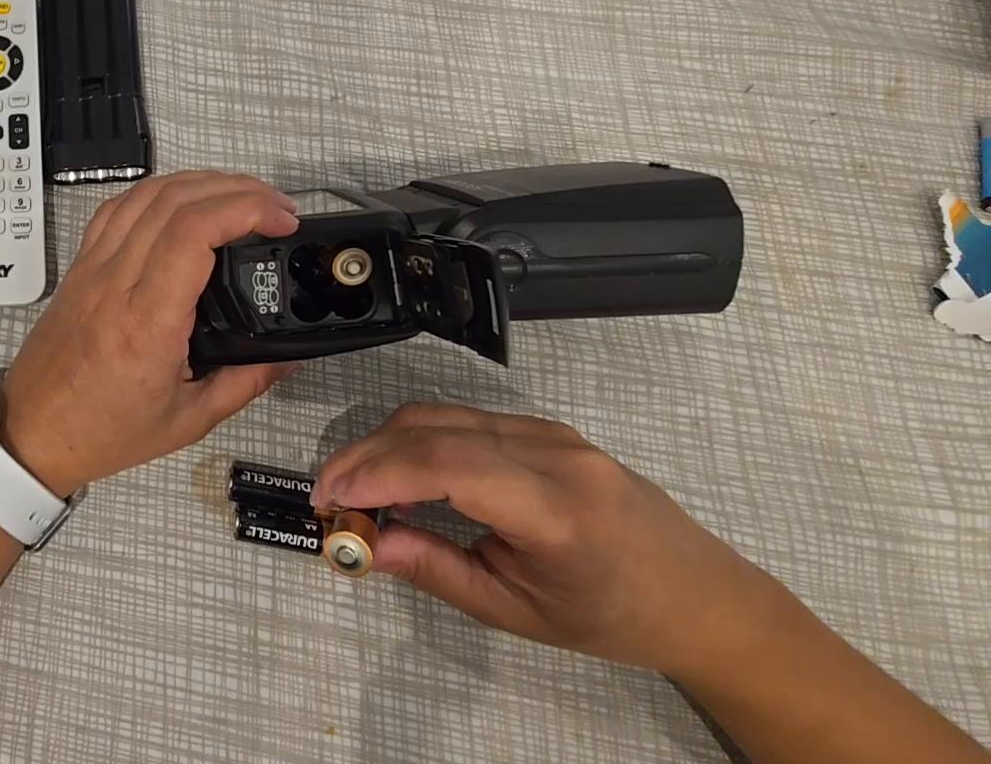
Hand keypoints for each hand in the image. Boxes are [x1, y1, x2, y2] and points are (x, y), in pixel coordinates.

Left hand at [0, 171, 300, 497]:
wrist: (35, 431)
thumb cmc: (102, 431)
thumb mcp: (189, 419)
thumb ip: (246, 382)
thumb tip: (289, 354)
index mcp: (147, 322)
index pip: (192, 232)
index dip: (245, 209)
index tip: (281, 219)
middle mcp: (115, 283)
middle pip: (175, 200)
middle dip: (236, 188)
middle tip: (275, 207)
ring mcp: (92, 269)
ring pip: (144, 194)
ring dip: (199, 182)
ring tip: (239, 198)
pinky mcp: (79, 268)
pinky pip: (115, 209)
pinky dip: (156, 193)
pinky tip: (182, 202)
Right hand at [312, 402, 785, 678]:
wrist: (705, 597)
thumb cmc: (613, 616)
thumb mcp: (518, 612)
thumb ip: (436, 570)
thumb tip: (365, 546)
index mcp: (557, 509)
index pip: (447, 465)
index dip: (376, 473)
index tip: (330, 501)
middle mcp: (553, 453)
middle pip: (431, 429)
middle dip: (364, 457)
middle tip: (327, 497)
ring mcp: (549, 431)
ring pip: (438, 416)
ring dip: (383, 445)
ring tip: (356, 488)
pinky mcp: (542, 427)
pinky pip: (460, 420)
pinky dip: (414, 441)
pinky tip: (401, 475)